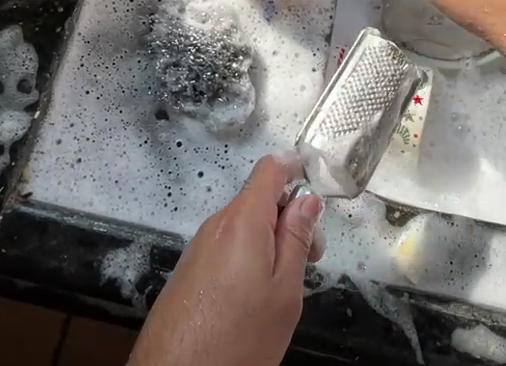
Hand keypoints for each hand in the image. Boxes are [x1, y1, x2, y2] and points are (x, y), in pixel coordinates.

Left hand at [128, 153, 323, 365]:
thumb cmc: (239, 337)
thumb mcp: (284, 292)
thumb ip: (297, 240)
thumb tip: (307, 199)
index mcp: (243, 220)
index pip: (269, 168)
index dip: (295, 169)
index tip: (316, 191)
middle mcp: (217, 224)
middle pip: (259, 199)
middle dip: (289, 219)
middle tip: (310, 260)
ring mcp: (199, 246)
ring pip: (244, 226)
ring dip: (269, 241)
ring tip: (282, 287)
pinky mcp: (189, 268)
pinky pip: (226, 247)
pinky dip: (247, 258)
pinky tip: (253, 297)